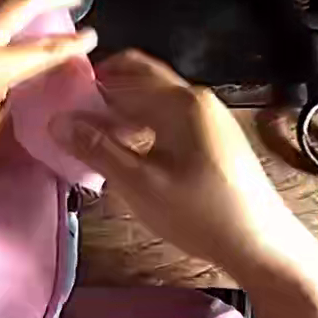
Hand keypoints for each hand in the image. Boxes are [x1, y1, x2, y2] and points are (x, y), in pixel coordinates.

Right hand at [52, 49, 317, 282]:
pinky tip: (120, 151)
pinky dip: (136, 127)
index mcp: (180, 102)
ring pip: (150, 102)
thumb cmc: (199, 211)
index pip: (125, 71)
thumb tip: (56, 121)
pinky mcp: (209, 138)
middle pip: (138, 81)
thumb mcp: (138, 182)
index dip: (88, 79)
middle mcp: (195, 100)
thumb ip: (95, 148)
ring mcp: (206, 118)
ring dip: (117, 113)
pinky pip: (162, 119)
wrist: (261, 245)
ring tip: (85, 136)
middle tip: (66, 117)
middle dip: (101, 94)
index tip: (56, 97)